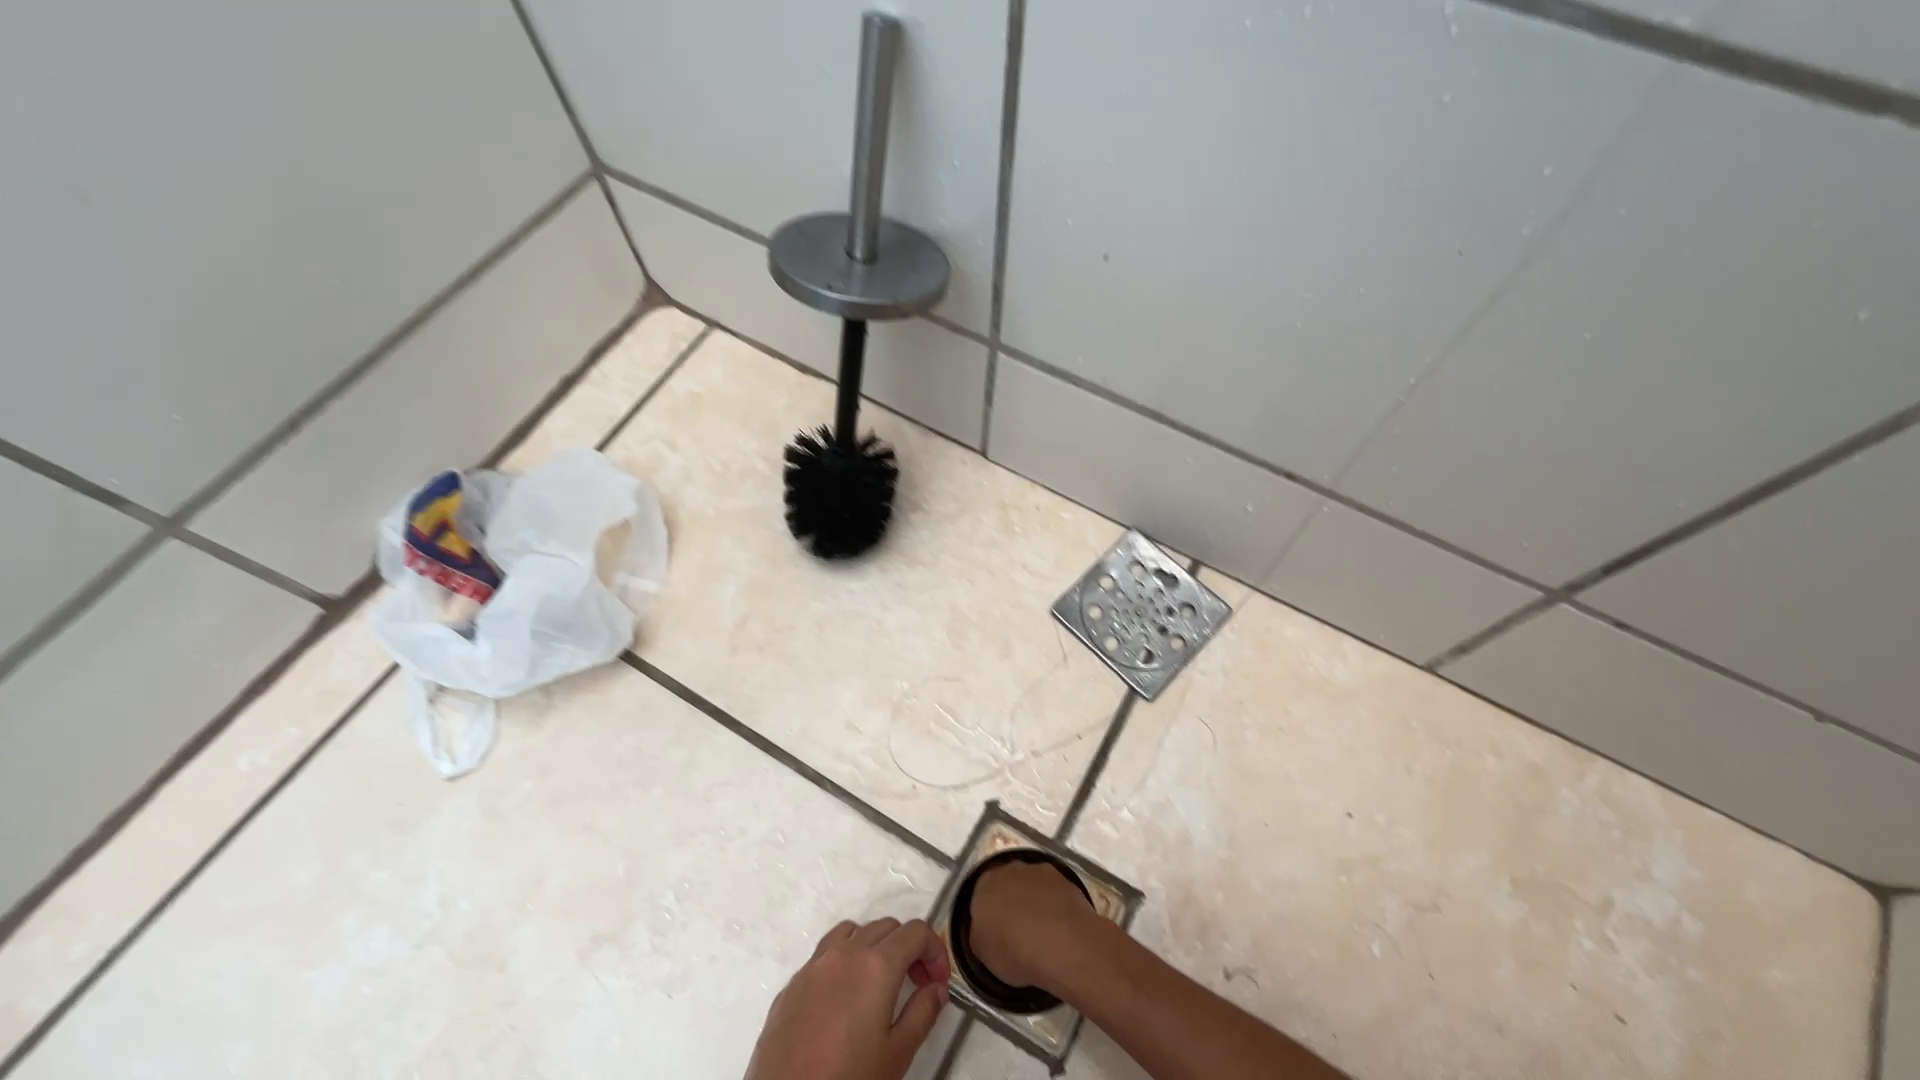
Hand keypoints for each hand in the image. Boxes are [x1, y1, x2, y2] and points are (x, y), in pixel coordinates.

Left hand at [744, 917, 951, 1079]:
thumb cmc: (848, 1077)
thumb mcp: (897, 1052)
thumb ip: (923, 1012)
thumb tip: (936, 989)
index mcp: (876, 965)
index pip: (916, 932)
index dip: (935, 950)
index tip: (938, 982)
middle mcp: (845, 953)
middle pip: (886, 927)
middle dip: (909, 948)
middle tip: (917, 984)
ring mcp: (815, 965)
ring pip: (852, 932)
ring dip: (874, 946)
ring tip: (880, 983)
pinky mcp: (793, 983)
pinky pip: (825, 954)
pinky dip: (845, 960)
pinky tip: (846, 999)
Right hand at [966, 860, 1098, 991]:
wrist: (1063, 946)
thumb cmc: (1014, 952)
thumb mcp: (983, 953)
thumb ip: (980, 933)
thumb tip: (985, 930)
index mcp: (985, 884)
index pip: (981, 894)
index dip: (989, 914)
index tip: (995, 932)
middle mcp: (1012, 870)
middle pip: (1008, 884)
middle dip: (1012, 902)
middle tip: (1017, 930)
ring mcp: (1042, 872)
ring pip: (1033, 886)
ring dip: (1036, 901)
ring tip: (1043, 932)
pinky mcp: (1067, 881)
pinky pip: (1055, 893)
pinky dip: (1056, 906)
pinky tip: (1061, 929)